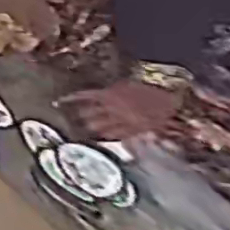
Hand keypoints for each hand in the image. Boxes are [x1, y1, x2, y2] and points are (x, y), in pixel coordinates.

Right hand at [59, 79, 182, 140]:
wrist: (169, 89)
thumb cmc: (168, 109)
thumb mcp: (161, 125)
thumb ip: (145, 133)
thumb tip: (130, 139)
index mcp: (131, 128)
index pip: (111, 135)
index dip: (101, 138)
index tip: (89, 140)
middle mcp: (117, 119)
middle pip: (97, 125)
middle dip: (86, 127)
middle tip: (71, 130)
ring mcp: (110, 105)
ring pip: (90, 112)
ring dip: (79, 116)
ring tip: (65, 119)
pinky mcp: (105, 93)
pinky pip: (85, 96)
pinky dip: (72, 98)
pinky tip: (60, 100)